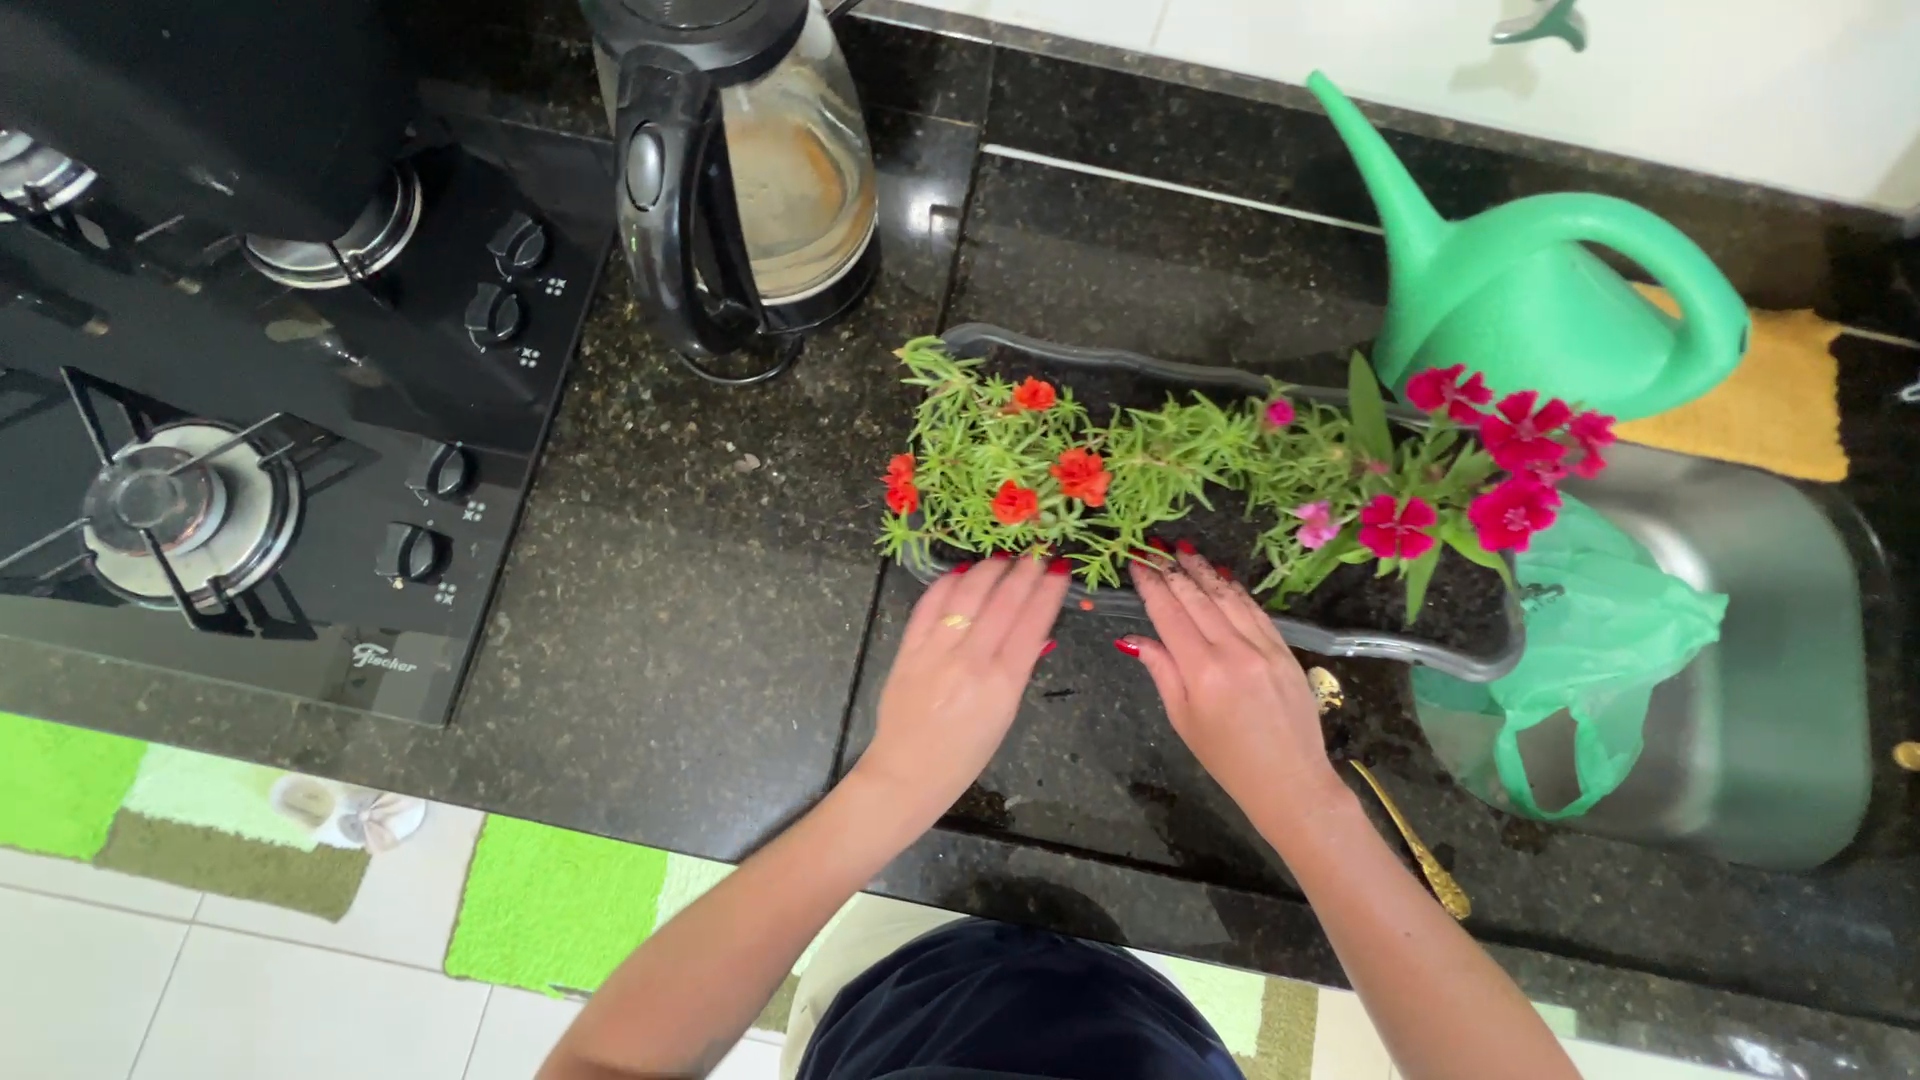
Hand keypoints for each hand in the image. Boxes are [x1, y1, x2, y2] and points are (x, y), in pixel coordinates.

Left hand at [855, 554, 1069, 827]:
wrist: (908, 773)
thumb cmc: (965, 754)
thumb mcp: (1005, 715)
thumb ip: (1017, 669)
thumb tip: (1033, 628)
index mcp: (1003, 684)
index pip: (1033, 622)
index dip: (1049, 590)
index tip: (1060, 568)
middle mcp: (971, 662)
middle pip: (1003, 601)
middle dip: (1024, 570)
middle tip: (1036, 552)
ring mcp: (936, 652)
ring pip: (967, 594)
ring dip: (988, 569)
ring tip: (1003, 557)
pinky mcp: (908, 649)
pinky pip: (929, 605)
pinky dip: (947, 583)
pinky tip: (962, 572)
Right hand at [1122, 550, 1343, 820]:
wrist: (1290, 780)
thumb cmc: (1226, 758)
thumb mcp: (1182, 719)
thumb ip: (1161, 671)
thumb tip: (1135, 639)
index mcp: (1202, 671)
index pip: (1169, 614)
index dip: (1151, 586)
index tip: (1137, 563)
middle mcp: (1233, 651)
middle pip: (1197, 599)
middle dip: (1172, 570)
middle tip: (1154, 547)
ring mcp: (1263, 647)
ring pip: (1227, 598)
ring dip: (1204, 571)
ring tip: (1183, 550)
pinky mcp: (1284, 650)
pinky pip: (1254, 610)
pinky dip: (1235, 590)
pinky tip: (1221, 576)